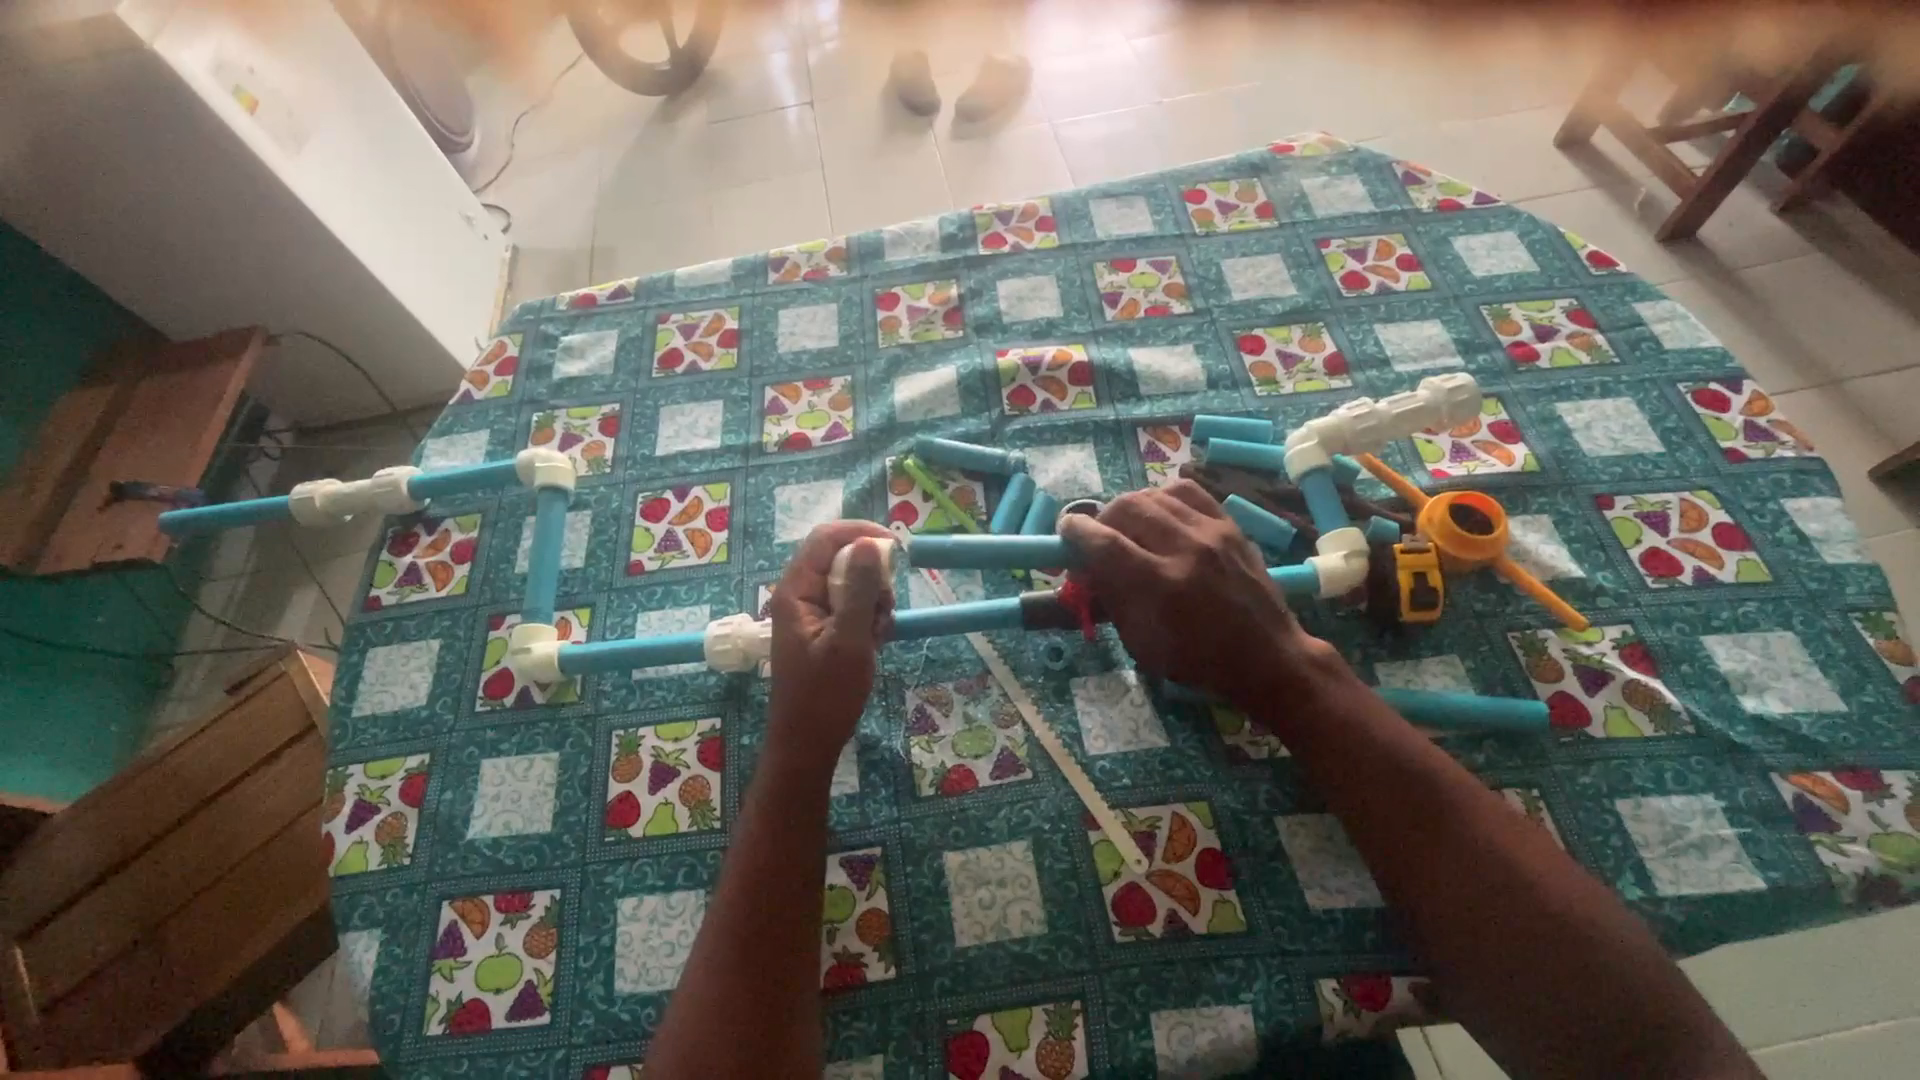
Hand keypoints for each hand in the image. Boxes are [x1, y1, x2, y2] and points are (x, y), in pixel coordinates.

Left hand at [766, 521, 896, 769]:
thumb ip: (859, 589)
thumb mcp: (849, 640)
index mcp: (795, 591)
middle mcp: (800, 595)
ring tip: (878, 633)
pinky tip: (874, 643)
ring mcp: (811, 613)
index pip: (826, 538)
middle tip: (885, 608)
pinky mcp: (823, 630)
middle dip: (872, 576)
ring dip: (873, 600)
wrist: (808, 744)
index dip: (861, 533)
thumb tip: (871, 544)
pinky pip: (850, 607)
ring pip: (851, 584)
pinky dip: (868, 618)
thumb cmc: (826, 695)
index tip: (896, 550)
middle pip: (841, 558)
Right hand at [1058, 481, 1339, 708]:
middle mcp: (1184, 549)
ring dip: (1130, 507)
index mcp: (1158, 586)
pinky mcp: (1229, 525)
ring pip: (1154, 494)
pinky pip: (1187, 491)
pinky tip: (1159, 514)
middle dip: (1102, 518)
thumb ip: (1109, 596)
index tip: (1065, 530)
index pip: (1103, 541)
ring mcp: (1211, 532)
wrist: (1265, 656)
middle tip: (1098, 536)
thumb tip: (1084, 567)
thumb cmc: (1196, 659)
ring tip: (1127, 527)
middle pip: (1126, 507)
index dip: (1076, 531)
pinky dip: (1163, 498)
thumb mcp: (1139, 639)